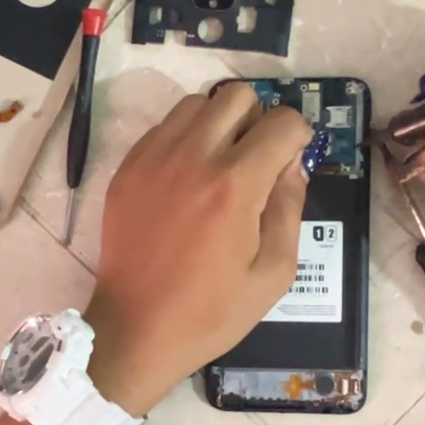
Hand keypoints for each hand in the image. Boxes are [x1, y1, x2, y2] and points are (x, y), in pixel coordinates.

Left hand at [83, 82, 313, 414]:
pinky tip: (187, 176)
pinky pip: (163, 127)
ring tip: (220, 163)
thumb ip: (290, 207)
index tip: (292, 159)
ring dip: (218, 122)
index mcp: (235, 185)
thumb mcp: (274, 272)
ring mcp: (153, 159)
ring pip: (196, 103)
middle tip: (256, 158)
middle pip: (238, 95)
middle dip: (258, 119)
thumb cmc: (211, 311)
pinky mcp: (127, 169)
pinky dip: (184, 138)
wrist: (136, 329)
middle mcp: (192, 157)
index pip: (282, 121)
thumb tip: (292, 164)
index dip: (298, 136)